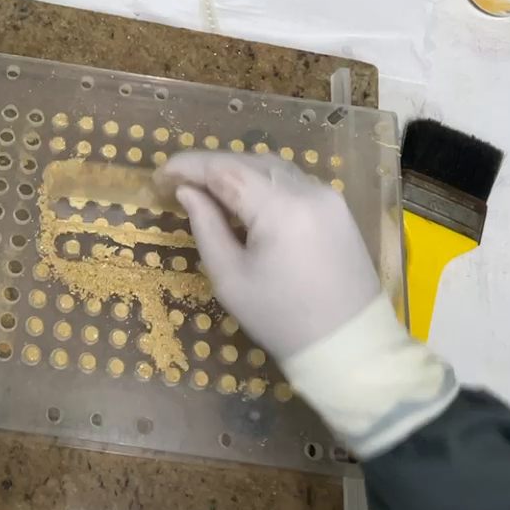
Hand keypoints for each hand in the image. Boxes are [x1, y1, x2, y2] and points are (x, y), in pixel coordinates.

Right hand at [157, 150, 456, 458]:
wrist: (350, 346)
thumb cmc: (281, 319)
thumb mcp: (230, 277)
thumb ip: (205, 226)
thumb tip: (187, 192)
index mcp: (280, 208)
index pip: (225, 169)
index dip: (188, 166)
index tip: (159, 173)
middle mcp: (308, 190)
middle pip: (248, 162)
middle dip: (209, 167)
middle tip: (176, 181)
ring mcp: (327, 196)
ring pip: (271, 167)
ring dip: (235, 172)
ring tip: (204, 187)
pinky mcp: (336, 208)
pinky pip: (290, 181)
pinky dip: (260, 182)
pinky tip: (241, 198)